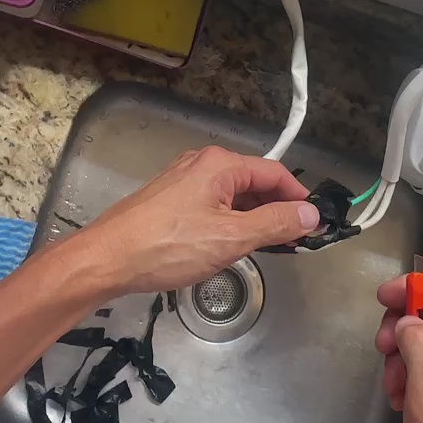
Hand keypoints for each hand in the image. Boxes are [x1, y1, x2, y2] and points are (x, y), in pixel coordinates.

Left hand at [63, 146, 317, 297]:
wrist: (107, 259)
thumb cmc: (170, 245)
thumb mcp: (231, 238)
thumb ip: (275, 224)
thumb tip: (310, 213)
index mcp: (220, 164)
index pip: (274, 173)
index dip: (298, 197)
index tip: (315, 223)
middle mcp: (203, 163)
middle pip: (253, 182)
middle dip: (277, 210)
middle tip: (295, 242)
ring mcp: (184, 180)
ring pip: (233, 195)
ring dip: (254, 218)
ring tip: (269, 248)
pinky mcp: (170, 200)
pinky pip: (213, 204)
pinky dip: (231, 222)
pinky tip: (233, 246)